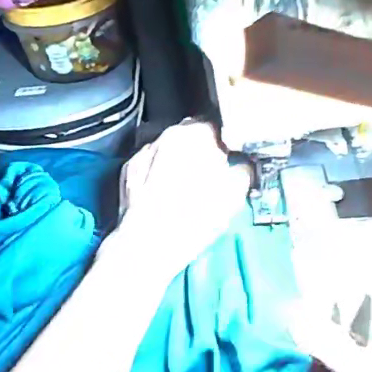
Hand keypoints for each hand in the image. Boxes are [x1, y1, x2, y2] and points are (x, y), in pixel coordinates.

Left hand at [110, 121, 250, 276]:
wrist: (148, 244)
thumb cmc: (195, 218)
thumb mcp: (234, 195)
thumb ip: (244, 170)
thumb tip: (245, 164)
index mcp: (196, 134)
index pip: (220, 126)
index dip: (229, 143)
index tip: (233, 158)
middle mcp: (167, 134)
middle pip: (192, 134)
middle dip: (203, 148)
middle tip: (213, 173)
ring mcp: (144, 151)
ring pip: (169, 148)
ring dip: (180, 159)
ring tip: (188, 186)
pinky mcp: (127, 170)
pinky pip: (151, 164)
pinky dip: (160, 172)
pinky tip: (166, 193)